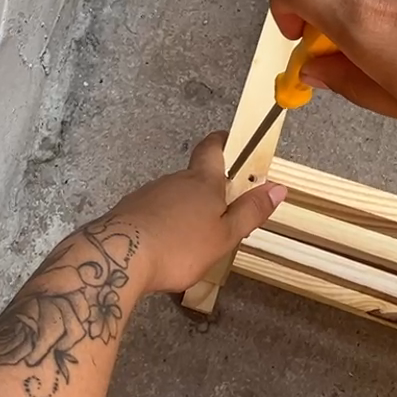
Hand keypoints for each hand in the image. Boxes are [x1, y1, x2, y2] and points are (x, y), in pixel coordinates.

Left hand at [102, 132, 284, 292]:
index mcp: (202, 181)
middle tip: (223, 212)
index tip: (232, 140)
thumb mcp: (224, 235)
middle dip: (209, 189)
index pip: (213, 148)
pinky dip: (164, 224)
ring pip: (173, 195)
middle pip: (194, 176)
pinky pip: (154, 212)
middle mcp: (174, 180)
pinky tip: (166, 246)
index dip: (223, 141)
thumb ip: (250, 212)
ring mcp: (147, 194)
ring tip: (194, 238)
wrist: (118, 256)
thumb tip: (278, 187)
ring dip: (185, 210)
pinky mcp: (129, 211)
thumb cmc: (179, 246)